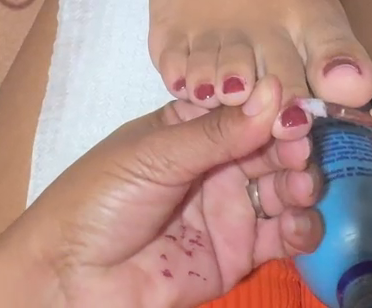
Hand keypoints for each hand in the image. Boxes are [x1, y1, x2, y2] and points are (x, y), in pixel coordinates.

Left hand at [0, 76, 321, 307]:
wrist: (70, 279)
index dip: (275, 105)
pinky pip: (281, 236)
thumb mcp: (156, 155)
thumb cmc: (101, 197)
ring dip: (301, 183)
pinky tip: (298, 225)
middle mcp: (219, 161)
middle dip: (293, 144)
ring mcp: (230, 207)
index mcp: (194, 125)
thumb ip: (217, 132)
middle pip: (272, 145)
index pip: (246, 106)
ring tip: (299, 187)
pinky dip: (300, 228)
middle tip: (300, 149)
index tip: (298, 107)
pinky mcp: (238, 254)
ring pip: (284, 187)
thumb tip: (274, 92)